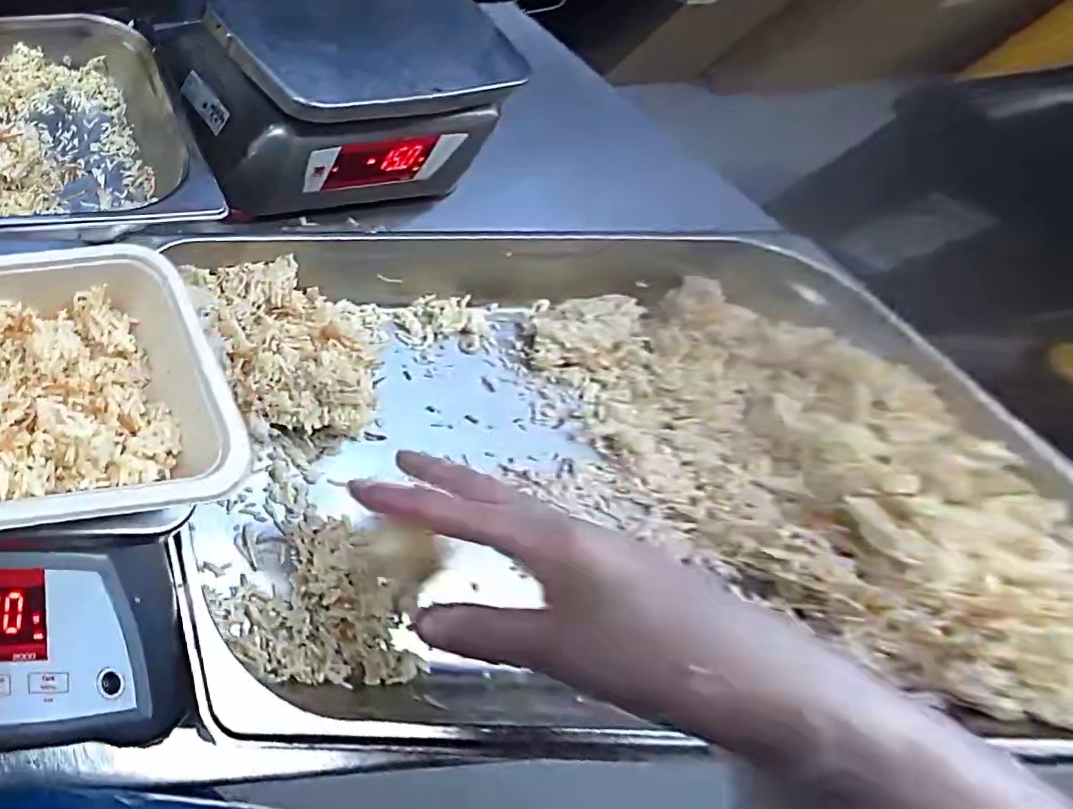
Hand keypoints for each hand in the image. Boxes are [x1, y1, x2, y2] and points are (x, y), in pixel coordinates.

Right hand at [350, 452, 1062, 808]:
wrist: (780, 682)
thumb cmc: (659, 658)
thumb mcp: (563, 652)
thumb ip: (487, 633)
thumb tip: (417, 622)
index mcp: (546, 540)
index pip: (456, 514)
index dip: (404, 500)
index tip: (359, 484)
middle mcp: (567, 527)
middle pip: (488, 492)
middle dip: (439, 475)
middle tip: (400, 456)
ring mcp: (598, 540)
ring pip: (518, 504)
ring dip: (474, 492)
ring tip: (446, 487)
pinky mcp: (621, 560)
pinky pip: (543, 522)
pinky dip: (509, 515)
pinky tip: (519, 536)